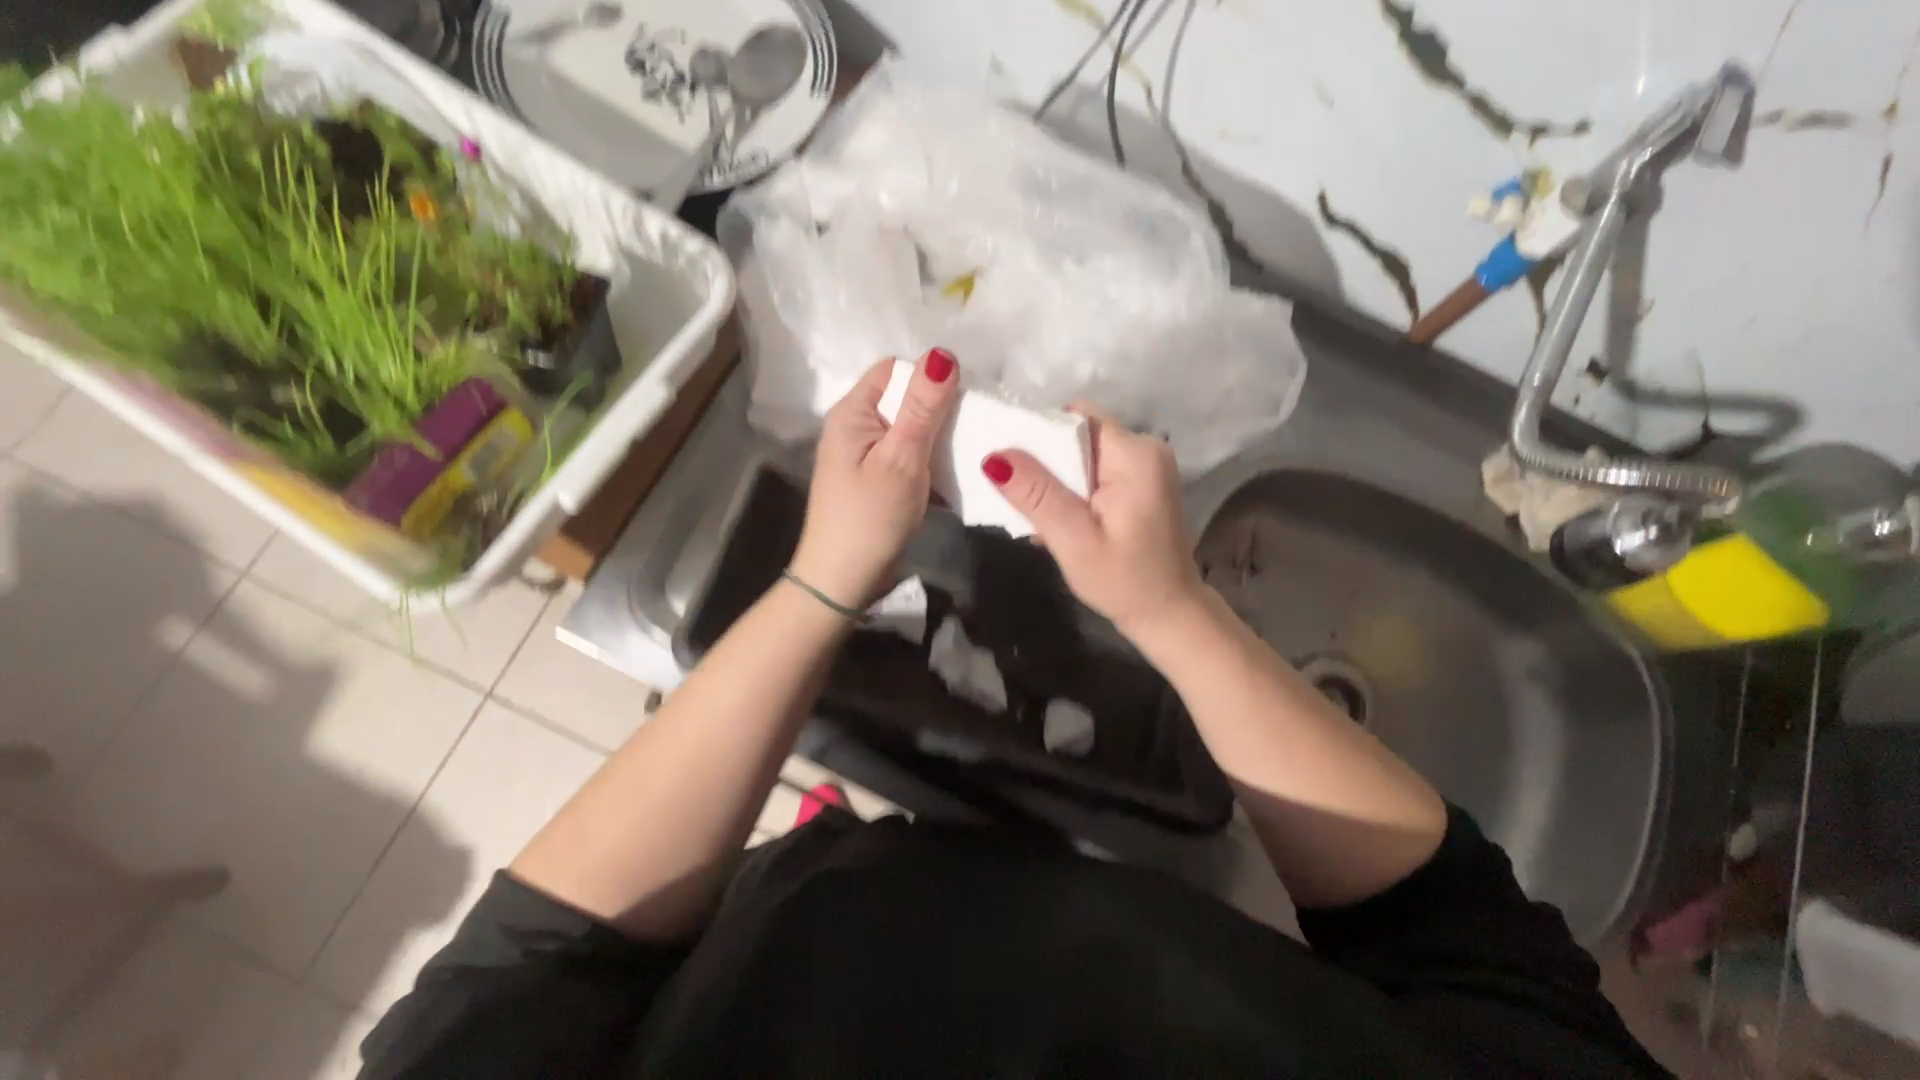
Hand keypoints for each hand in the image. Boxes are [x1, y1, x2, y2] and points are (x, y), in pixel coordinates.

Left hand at [789, 349, 959, 608]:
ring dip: (938, 442)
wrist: (842, 582)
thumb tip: (942, 354)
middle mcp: (854, 427)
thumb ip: (922, 407)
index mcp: (852, 412)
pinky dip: (930, 466)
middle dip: (939, 411)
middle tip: (975, 428)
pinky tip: (953, 480)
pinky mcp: (875, 482)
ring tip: (971, 453)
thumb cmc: (870, 518)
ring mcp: (863, 456)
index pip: (894, 370)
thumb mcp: (902, 459)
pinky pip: (908, 459)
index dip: (928, 378)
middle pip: (903, 399)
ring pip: (910, 432)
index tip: (964, 399)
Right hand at [983, 407, 1204, 633]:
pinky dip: (1077, 490)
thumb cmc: (1122, 581)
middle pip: (1079, 434)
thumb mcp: (1073, 540)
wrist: (1168, 614)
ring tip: (1036, 513)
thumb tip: (994, 456)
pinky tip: (1062, 519)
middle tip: (1019, 497)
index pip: (1075, 419)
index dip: (1039, 435)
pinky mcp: (1145, 483)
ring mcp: (1149, 465)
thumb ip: (1036, 494)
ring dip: (1058, 479)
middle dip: (1046, 462)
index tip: (1010, 465)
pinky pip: (1099, 471)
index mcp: (1134, 454)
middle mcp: (1147, 447)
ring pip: (1085, 454)